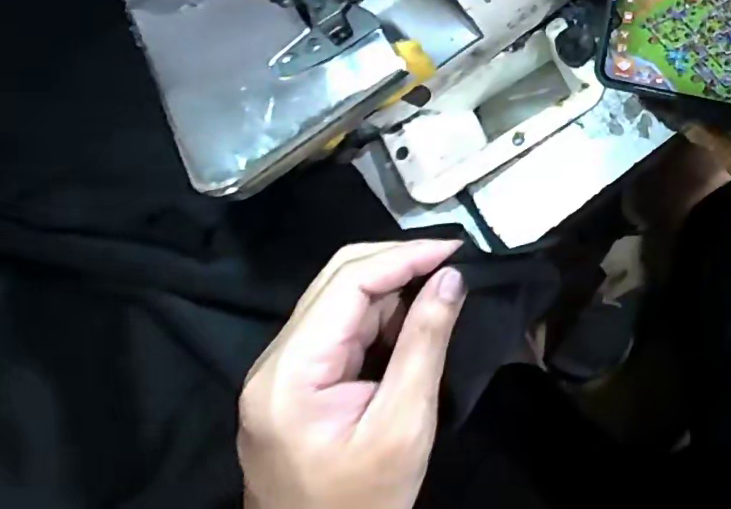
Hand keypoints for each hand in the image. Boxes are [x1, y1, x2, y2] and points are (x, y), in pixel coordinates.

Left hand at [238, 240, 466, 508]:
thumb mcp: (404, 426)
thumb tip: (451, 275)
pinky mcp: (295, 377)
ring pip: (341, 294)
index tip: (455, 248)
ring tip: (438, 288)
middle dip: (398, 263)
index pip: (349, 282)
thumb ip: (425, 342)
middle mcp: (275, 359)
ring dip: (392, 286)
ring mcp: (281, 368)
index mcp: (291, 372)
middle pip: (339, 278)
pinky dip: (380, 311)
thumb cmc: (364, 504)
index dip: (405, 255)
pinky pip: (340, 322)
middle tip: (450, 264)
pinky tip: (411, 317)